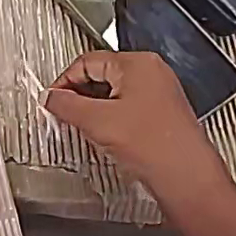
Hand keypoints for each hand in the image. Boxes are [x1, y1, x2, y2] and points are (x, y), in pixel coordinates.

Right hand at [42, 51, 227, 205]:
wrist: (184, 173)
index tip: (52, 100)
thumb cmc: (155, 144)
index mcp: (136, 64)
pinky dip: (108, 117)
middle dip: (77, 95)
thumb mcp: (96, 121)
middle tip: (63, 114)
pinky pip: (124, 106)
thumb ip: (66, 105)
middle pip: (99, 74)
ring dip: (92, 108)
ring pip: (111, 92)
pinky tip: (105, 135)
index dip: (63, 82)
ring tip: (84, 127)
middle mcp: (150, 72)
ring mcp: (157, 92)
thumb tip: (50, 97)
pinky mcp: (159, 111)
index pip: (85, 62)